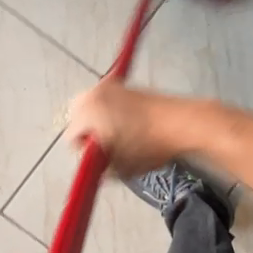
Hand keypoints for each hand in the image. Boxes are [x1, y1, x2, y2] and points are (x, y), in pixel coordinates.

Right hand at [66, 80, 185, 177]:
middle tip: (103, 146)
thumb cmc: (147, 146)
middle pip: (77, 114)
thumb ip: (99, 168)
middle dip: (86, 130)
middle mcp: (94, 94)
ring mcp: (110, 85)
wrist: (180, 122)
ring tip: (117, 136)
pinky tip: (128, 124)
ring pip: (92, 104)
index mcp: (87, 113)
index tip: (97, 160)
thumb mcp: (120, 168)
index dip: (84, 152)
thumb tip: (95, 166)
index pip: (72, 136)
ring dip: (98, 119)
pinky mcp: (126, 84)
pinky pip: (108, 98)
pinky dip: (111, 110)